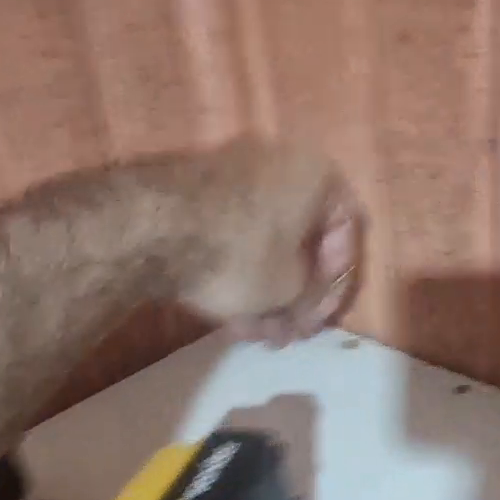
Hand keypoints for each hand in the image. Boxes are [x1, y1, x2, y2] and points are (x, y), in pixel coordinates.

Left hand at [171, 139, 364, 346]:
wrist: (152, 230)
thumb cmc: (241, 256)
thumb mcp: (289, 288)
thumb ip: (309, 294)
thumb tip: (301, 300)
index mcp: (316, 173)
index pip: (347, 230)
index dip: (336, 284)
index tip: (318, 317)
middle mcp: (278, 163)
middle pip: (300, 239)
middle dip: (296, 295)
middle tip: (289, 334)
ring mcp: (232, 175)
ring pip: (263, 244)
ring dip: (266, 293)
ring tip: (258, 337)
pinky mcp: (196, 195)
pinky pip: (232, 239)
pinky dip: (238, 276)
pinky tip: (231, 320)